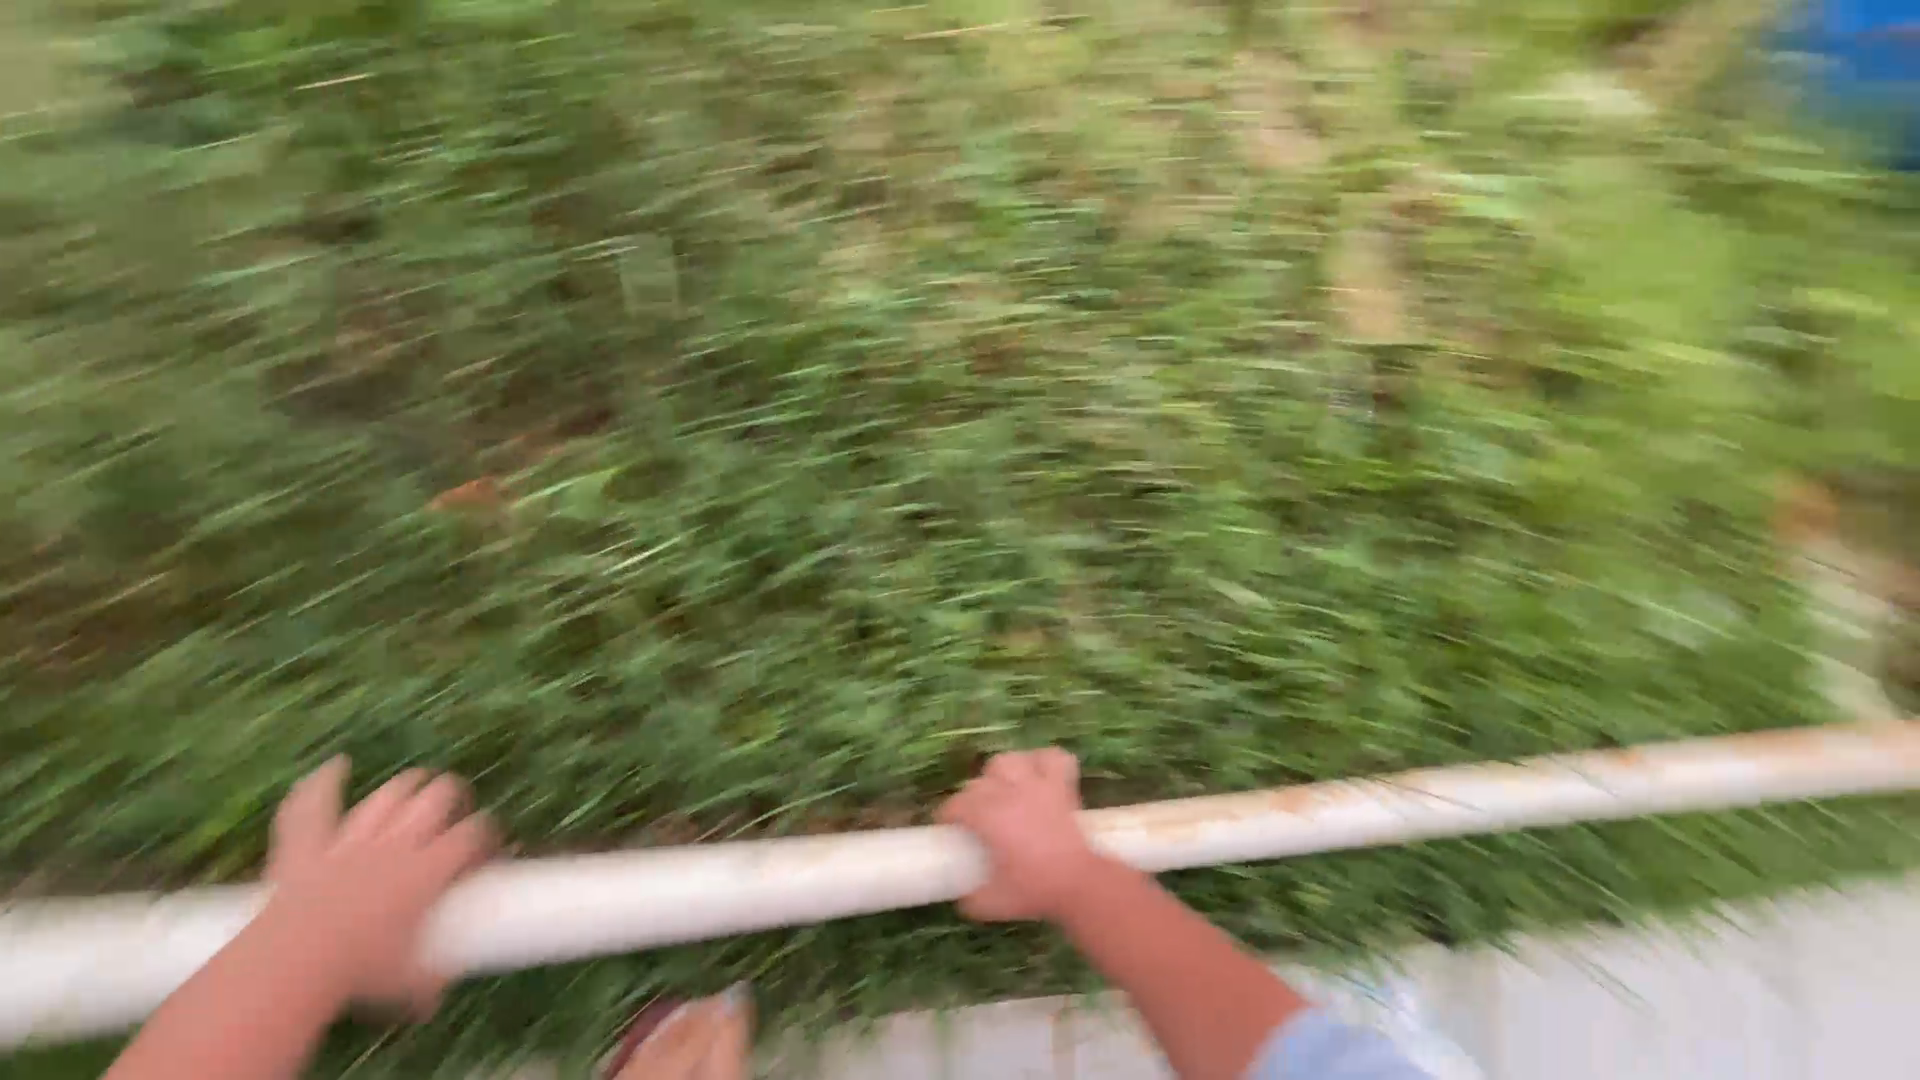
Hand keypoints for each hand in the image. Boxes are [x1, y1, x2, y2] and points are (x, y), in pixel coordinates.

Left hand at [261, 758, 495, 1015]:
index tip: (490, 849)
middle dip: (453, 796)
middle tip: (457, 811)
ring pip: (390, 793)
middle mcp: (401, 841)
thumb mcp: (410, 983)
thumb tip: (437, 994)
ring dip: (406, 788)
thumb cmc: (360, 973)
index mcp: (432, 866)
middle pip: (440, 795)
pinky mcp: (308, 846)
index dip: (488, 835)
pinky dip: (323, 783)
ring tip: (418, 788)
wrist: (290, 965)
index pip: (476, 832)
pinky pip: (314, 805)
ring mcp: (353, 839)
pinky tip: (336, 765)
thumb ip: (431, 979)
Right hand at [936, 748, 1106, 921]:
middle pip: (978, 783)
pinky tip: (1037, 773)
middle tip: (975, 819)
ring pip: (1009, 761)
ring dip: (1001, 773)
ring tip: (1003, 789)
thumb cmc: (1033, 891)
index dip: (946, 815)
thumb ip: (970, 898)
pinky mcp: (1061, 787)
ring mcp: (1037, 785)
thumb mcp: (991, 904)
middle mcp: (1008, 793)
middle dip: (971, 799)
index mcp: (987, 816)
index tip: (947, 827)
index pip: (956, 805)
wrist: (1078, 884)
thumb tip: (962, 898)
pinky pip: (1051, 758)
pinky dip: (1042, 761)